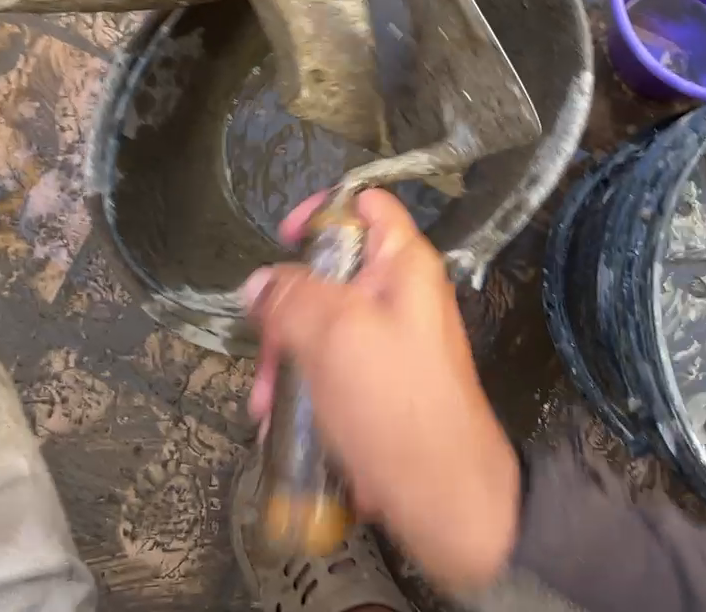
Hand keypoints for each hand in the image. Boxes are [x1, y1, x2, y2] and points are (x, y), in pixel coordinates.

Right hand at [244, 190, 520, 594]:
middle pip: (330, 272)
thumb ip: (291, 297)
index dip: (322, 210)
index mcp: (403, 265)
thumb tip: (258, 282)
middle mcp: (399, 296)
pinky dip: (304, 386)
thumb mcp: (334, 336)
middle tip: (266, 345)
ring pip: (321, 325)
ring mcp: (389, 341)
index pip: (365, 203)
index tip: (284, 238)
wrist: (447, 500)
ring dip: (286, 358)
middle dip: (287, 309)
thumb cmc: (397, 405)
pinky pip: (330, 367)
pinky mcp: (379, 384)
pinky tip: (281, 420)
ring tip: (267, 403)